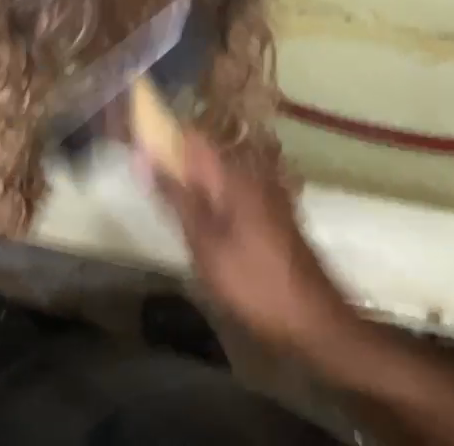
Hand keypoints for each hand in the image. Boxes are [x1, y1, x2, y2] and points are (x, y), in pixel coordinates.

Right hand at [154, 131, 358, 353]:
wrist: (315, 321)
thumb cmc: (252, 282)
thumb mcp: (202, 242)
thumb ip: (173, 195)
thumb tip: (142, 155)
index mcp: (232, 172)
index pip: (189, 132)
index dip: (161, 135)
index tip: (137, 149)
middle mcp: (252, 170)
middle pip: (205, 148)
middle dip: (176, 157)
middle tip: (151, 182)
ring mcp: (267, 188)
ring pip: (219, 168)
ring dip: (195, 177)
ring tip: (173, 202)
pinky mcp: (275, 207)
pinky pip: (234, 184)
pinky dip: (215, 192)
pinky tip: (205, 219)